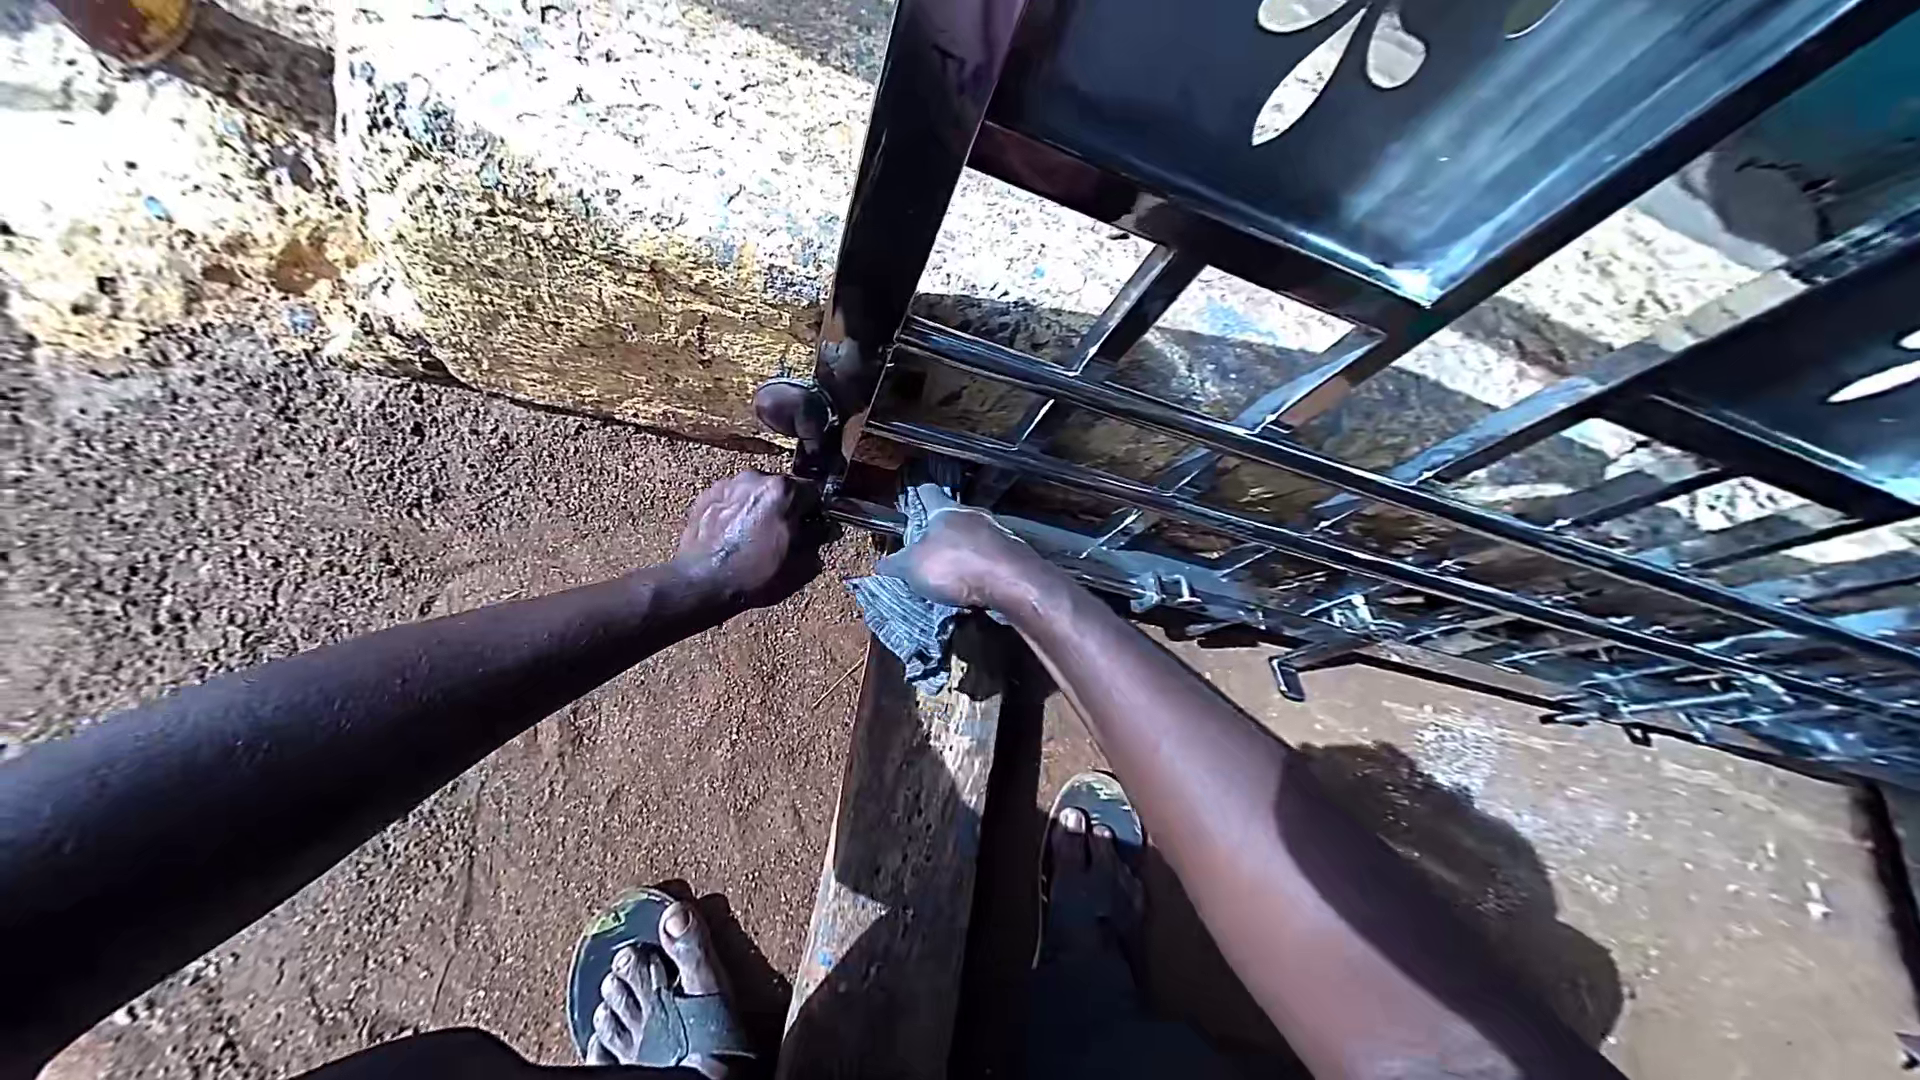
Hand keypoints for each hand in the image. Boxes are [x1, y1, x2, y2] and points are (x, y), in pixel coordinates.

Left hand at [676, 470, 820, 607]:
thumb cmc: (752, 574)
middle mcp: (757, 478)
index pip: (813, 492)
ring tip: (756, 536)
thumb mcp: (799, 563)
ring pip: (757, 492)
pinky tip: (736, 535)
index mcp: (784, 490)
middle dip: (786, 507)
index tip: (812, 526)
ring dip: (762, 508)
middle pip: (783, 488)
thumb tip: (823, 528)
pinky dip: (739, 511)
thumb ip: (817, 538)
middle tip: (783, 534)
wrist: (702, 582)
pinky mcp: (708, 495)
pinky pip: (734, 498)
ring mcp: (729, 484)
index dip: (815, 512)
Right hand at [874, 486, 1057, 610]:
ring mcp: (998, 533)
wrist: (1010, 583)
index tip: (912, 496)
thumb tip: (882, 565)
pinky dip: (980, 567)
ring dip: (962, 550)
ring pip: (974, 536)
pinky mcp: (1013, 555)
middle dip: (940, 529)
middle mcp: (974, 515)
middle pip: (953, 516)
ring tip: (949, 570)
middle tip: (926, 544)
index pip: (928, 492)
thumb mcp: (913, 568)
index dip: (917, 494)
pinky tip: (973, 583)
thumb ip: (896, 564)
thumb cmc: (957, 565)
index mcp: (946, 510)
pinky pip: (990, 557)